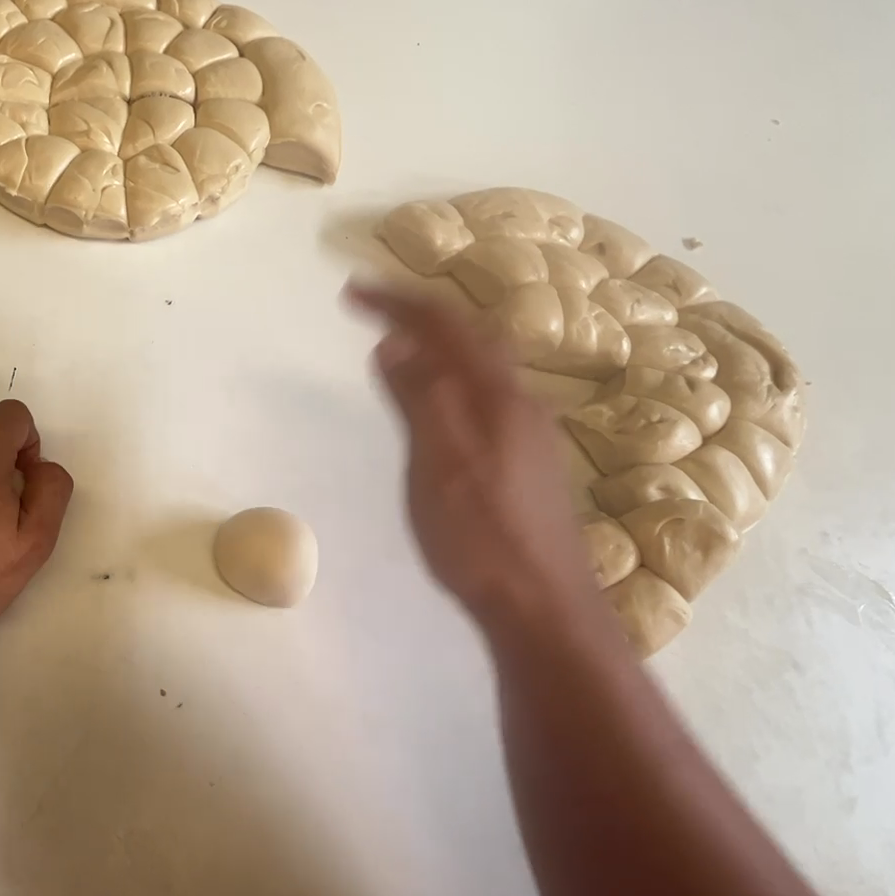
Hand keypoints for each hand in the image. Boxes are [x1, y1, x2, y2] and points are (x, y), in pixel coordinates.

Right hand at [347, 282, 597, 630]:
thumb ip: (418, 398)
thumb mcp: (437, 462)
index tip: (351, 291)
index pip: (445, 326)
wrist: (543, 604)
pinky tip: (437, 400)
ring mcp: (527, 433)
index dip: (398, 302)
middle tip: (375, 307)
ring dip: (440, 342)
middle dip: (421, 312)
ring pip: (482, 366)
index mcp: (496, 397)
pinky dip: (451, 375)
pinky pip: (484, 393)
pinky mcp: (525, 460)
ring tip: (400, 343)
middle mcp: (519, 403)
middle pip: (472, 336)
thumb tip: (395, 341)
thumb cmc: (480, 534)